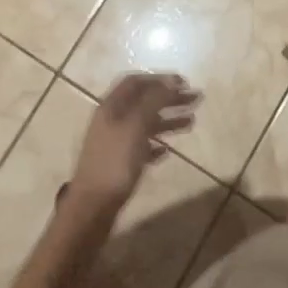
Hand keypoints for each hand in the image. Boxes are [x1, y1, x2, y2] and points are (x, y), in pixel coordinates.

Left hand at [71, 73, 200, 204]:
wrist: (92, 208)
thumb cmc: (115, 162)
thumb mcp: (136, 126)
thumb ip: (154, 101)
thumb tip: (171, 81)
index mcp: (111, 107)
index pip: (136, 82)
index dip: (159, 79)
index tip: (183, 82)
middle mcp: (112, 120)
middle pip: (144, 101)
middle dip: (169, 98)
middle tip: (195, 99)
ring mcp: (114, 143)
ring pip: (145, 124)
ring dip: (168, 120)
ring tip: (191, 122)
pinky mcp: (118, 164)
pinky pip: (141, 146)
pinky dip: (156, 144)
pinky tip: (168, 150)